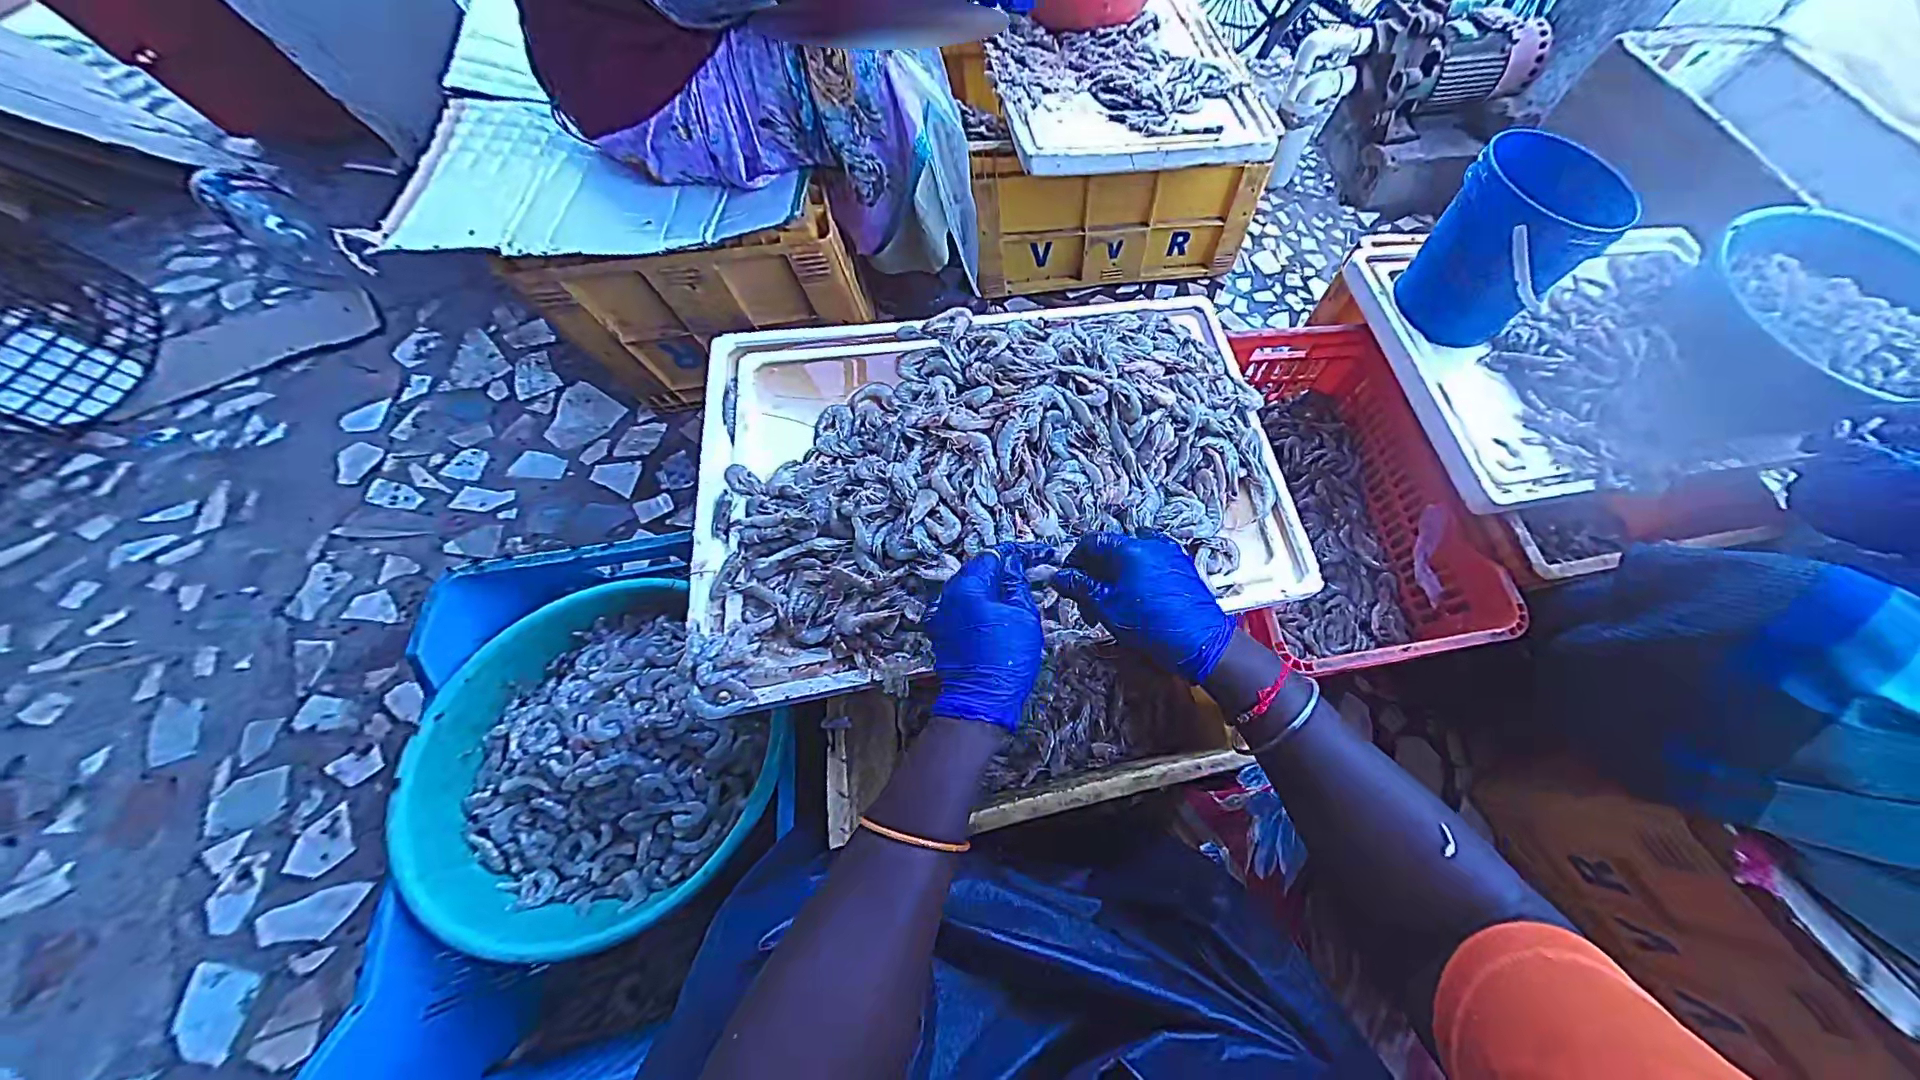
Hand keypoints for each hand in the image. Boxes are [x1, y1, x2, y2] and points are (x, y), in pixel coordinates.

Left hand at [926, 544, 1043, 730]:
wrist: (981, 700)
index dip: (1018, 554)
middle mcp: (947, 597)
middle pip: (978, 571)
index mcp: (966, 586)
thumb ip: (1016, 584)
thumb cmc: (1005, 659)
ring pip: (970, 591)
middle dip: (1004, 570)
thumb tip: (1014, 566)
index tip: (1038, 555)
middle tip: (1030, 572)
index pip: (993, 556)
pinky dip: (981, 606)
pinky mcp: (942, 634)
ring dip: (992, 589)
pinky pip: (963, 609)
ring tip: (1017, 593)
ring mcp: (941, 616)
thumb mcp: (1022, 615)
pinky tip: (999, 613)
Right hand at [1055, 531, 1233, 682]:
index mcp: (1129, 547)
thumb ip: (1079, 587)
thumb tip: (1057, 576)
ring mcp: (1169, 555)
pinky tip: (1132, 607)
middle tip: (1086, 605)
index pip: (1090, 542)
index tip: (1067, 585)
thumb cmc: (1150, 623)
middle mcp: (1150, 543)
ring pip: (1128, 562)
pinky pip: (1147, 569)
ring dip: (1111, 581)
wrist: (1202, 642)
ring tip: (1108, 610)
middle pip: (1109, 552)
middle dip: (1091, 576)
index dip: (1073, 563)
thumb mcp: (1106, 606)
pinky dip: (1132, 583)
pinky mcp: (1181, 570)